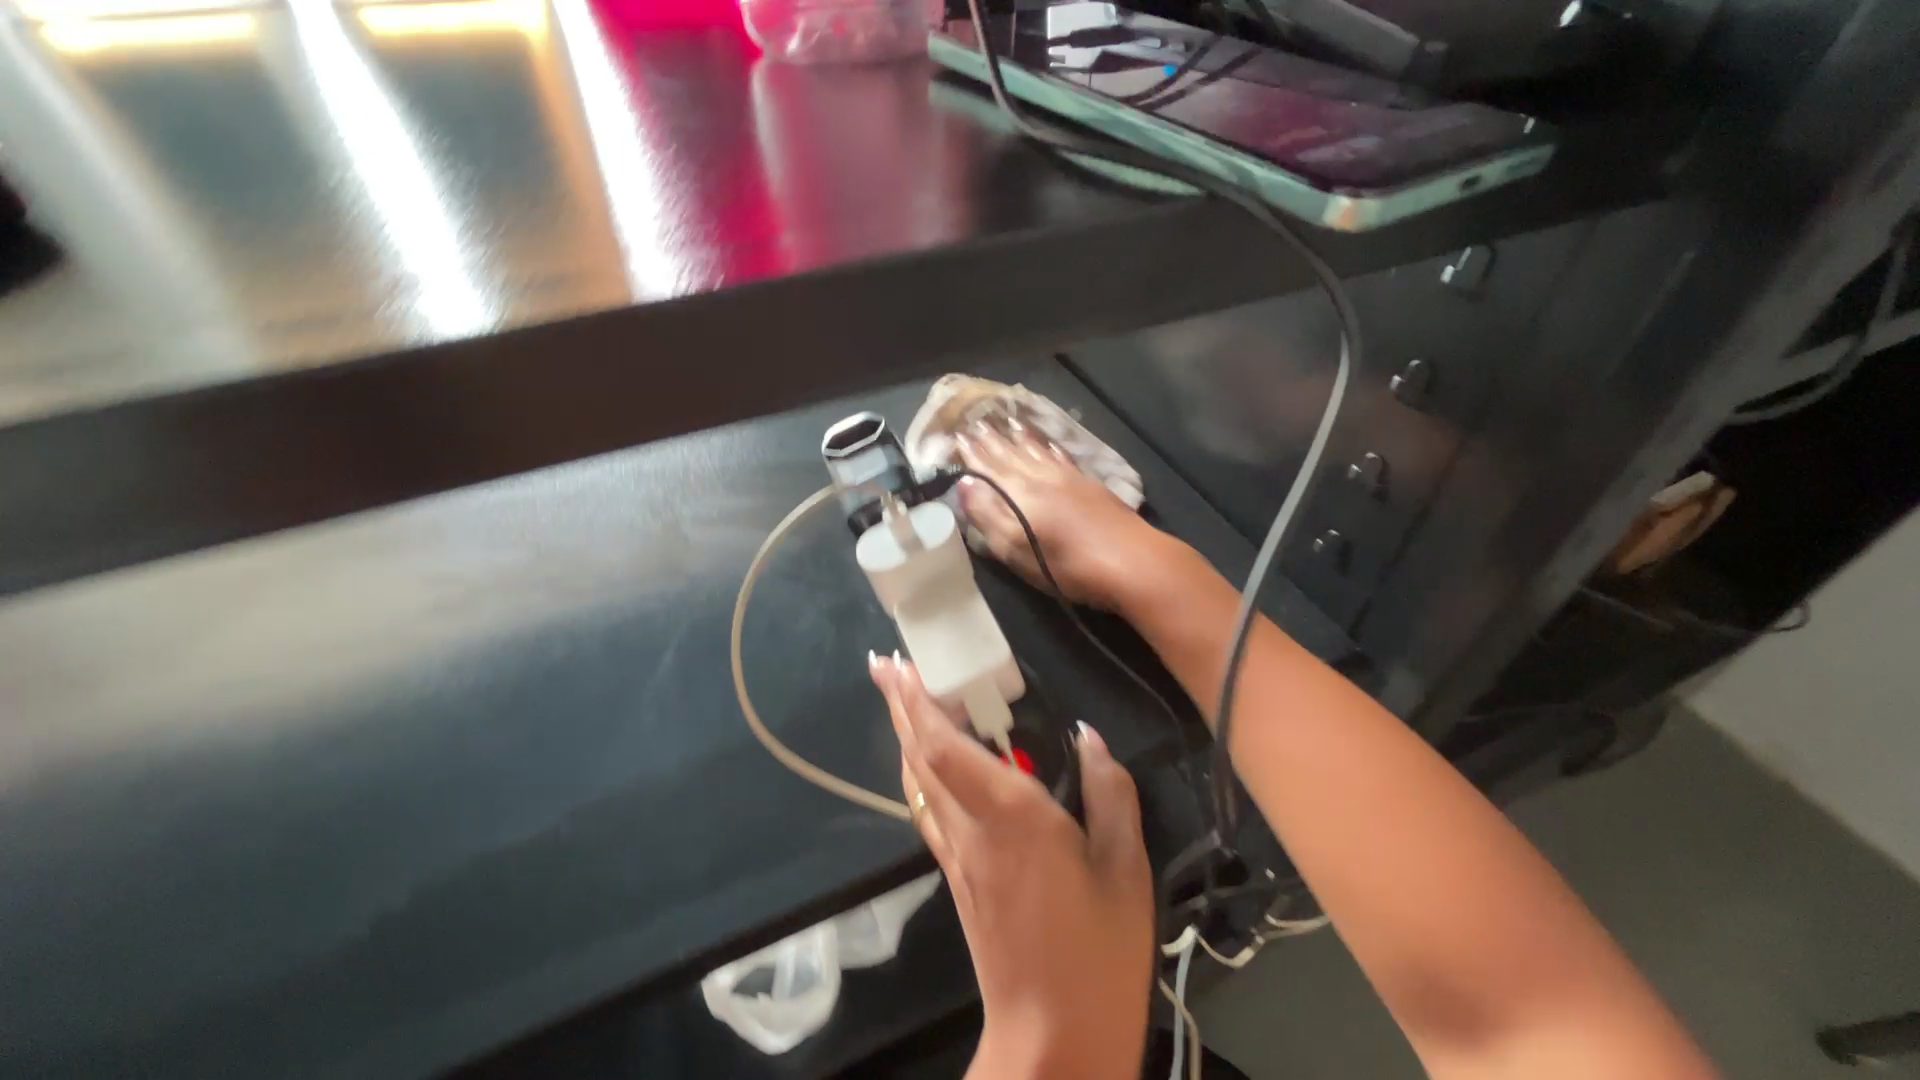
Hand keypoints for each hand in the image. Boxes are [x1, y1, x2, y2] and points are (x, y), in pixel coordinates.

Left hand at [870, 654, 1155, 1079]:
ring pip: (919, 781)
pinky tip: (928, 763)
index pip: (947, 747)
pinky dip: (920, 770)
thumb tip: (1088, 736)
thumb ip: (1110, 793)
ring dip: (905, 734)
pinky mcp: (958, 878)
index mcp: (1011, 818)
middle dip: (899, 706)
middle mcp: (970, 829)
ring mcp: (957, 856)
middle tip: (884, 662)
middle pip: (921, 756)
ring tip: (899, 698)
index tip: (903, 662)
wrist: (1052, 1036)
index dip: (919, 701)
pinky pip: (929, 808)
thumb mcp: (1126, 869)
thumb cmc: (1098, 953)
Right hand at [955, 422, 1176, 610]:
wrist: (1131, 562)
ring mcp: (1069, 479)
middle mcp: (1041, 478)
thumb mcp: (1017, 550)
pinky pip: (1061, 458)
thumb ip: (989, 517)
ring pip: (1037, 452)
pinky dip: (1049, 449)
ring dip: (1020, 438)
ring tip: (1008, 423)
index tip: (957, 436)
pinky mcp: (1091, 486)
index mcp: (1019, 494)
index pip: (988, 468)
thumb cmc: (1067, 565)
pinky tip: (1049, 446)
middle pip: (1012, 455)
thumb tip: (966, 485)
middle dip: (992, 441)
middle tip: (977, 423)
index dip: (972, 454)